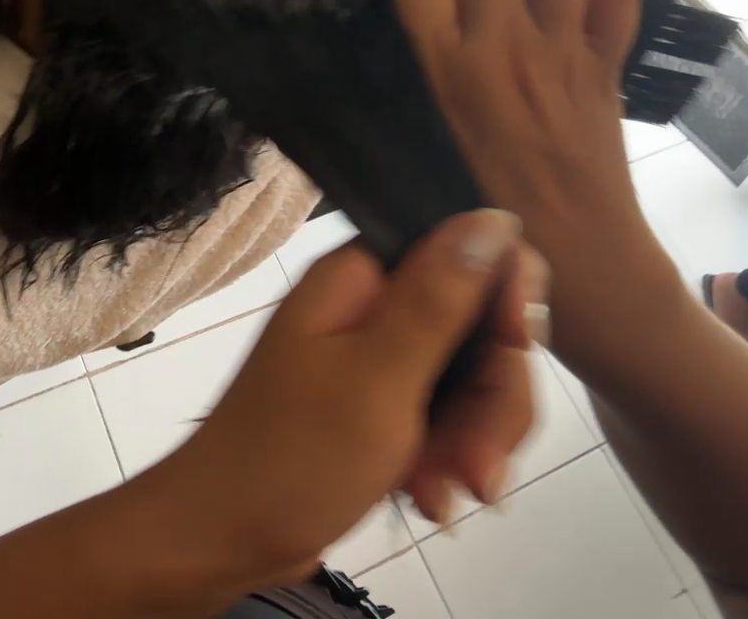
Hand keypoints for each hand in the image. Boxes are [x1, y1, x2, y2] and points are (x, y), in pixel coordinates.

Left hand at [144, 210, 544, 595]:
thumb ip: (438, 298)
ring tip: (446, 492)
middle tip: (479, 466)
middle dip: (490, 400)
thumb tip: (492, 216)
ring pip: (466, 381)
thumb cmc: (295, 453)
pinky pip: (440, 416)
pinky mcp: (374, 403)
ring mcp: (369, 358)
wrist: (227, 531)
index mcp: (357, 278)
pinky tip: (428, 499)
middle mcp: (364, 307)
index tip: (520, 346)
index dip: (504, 296)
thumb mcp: (380, 375)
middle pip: (475, 327)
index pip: (460, 250)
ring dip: (471, 441)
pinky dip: (445, 458)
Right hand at [384, 0, 679, 373]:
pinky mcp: (609, 66)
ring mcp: (564, 51)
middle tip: (453, 9)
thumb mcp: (391, 168)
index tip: (398, 8)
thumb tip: (331, 71)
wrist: (578, 268)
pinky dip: (589, 1)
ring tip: (509, 9)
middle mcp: (502, 47)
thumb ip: (363, 112)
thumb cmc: (463, 224)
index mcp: (441, 71)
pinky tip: (562, 30)